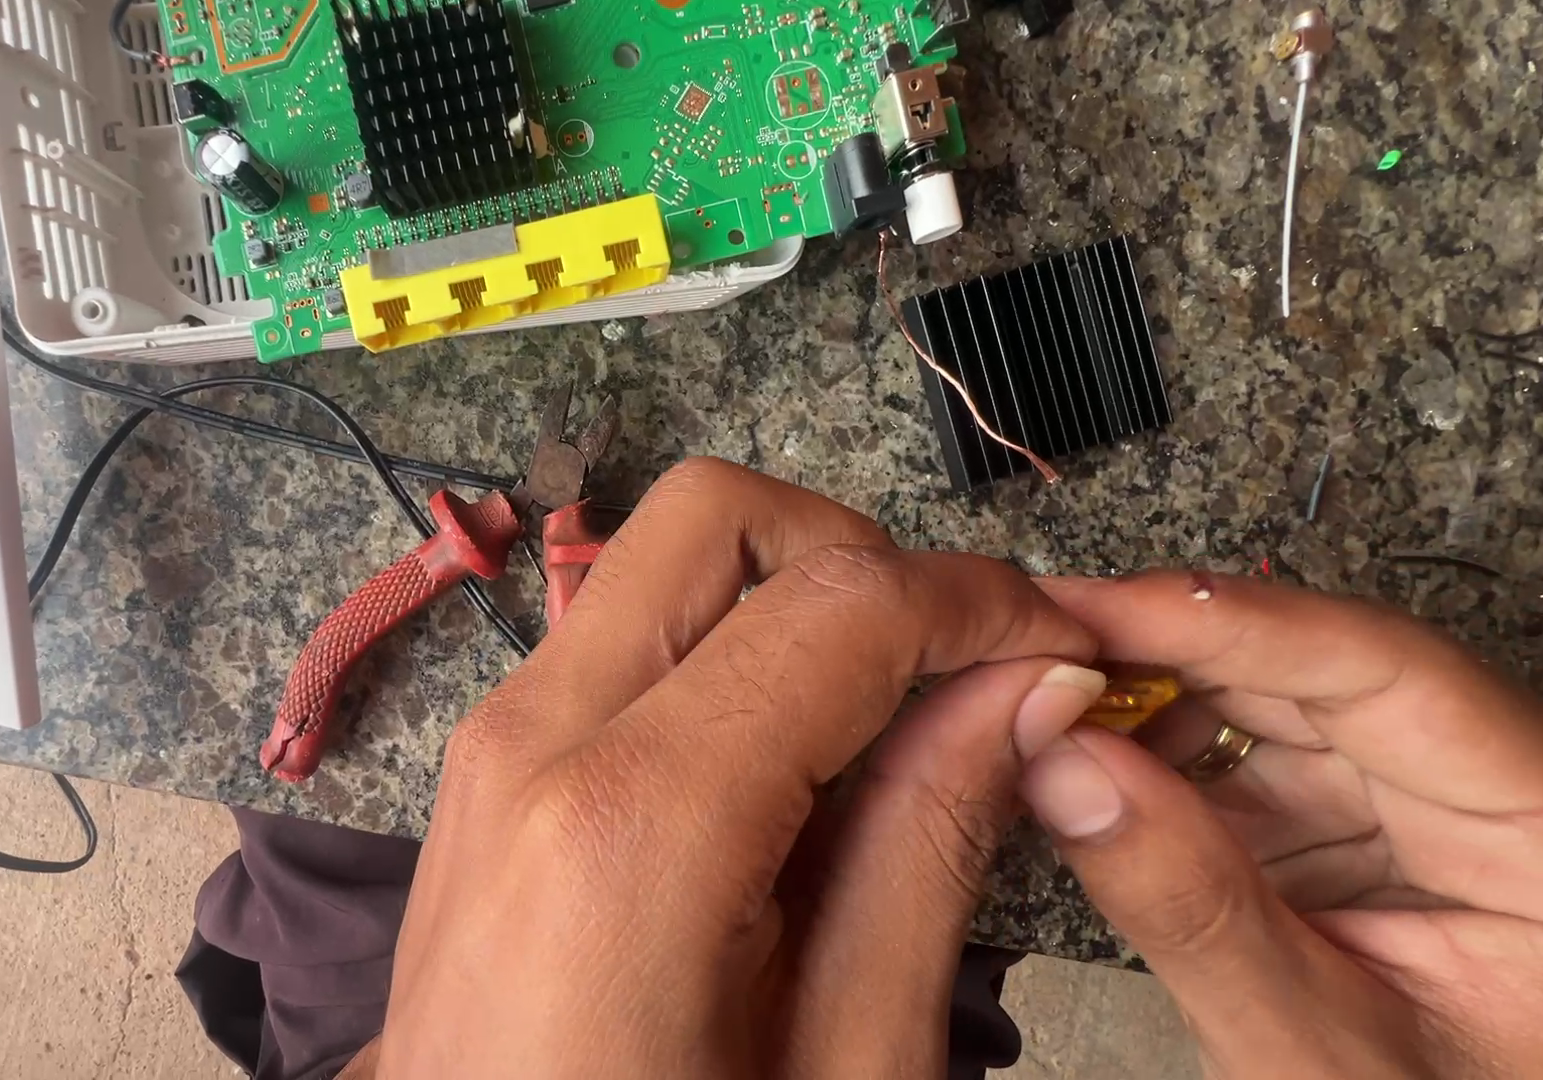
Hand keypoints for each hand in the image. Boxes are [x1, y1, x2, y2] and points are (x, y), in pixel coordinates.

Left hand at [376, 460, 1105, 1075]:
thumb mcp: (842, 1067)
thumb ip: (926, 845)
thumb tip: (1023, 687)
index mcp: (630, 822)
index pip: (828, 606)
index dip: (969, 599)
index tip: (1051, 643)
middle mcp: (538, 730)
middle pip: (707, 515)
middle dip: (846, 549)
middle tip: (932, 657)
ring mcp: (498, 727)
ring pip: (660, 558)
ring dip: (783, 589)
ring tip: (864, 705)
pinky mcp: (491, 746)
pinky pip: (623, 629)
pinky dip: (720, 639)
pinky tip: (774, 745)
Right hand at [1029, 572, 1542, 1076]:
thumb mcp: (1318, 1057)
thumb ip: (1195, 911)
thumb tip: (1062, 763)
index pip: (1383, 671)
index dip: (1217, 620)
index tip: (1081, 607)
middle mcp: (1482, 786)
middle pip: (1298, 662)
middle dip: (1148, 644)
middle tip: (1025, 642)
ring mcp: (1397, 792)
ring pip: (1243, 689)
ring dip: (1127, 686)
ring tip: (1029, 695)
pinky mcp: (1322, 807)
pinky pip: (1212, 738)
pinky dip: (1127, 735)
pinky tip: (1066, 743)